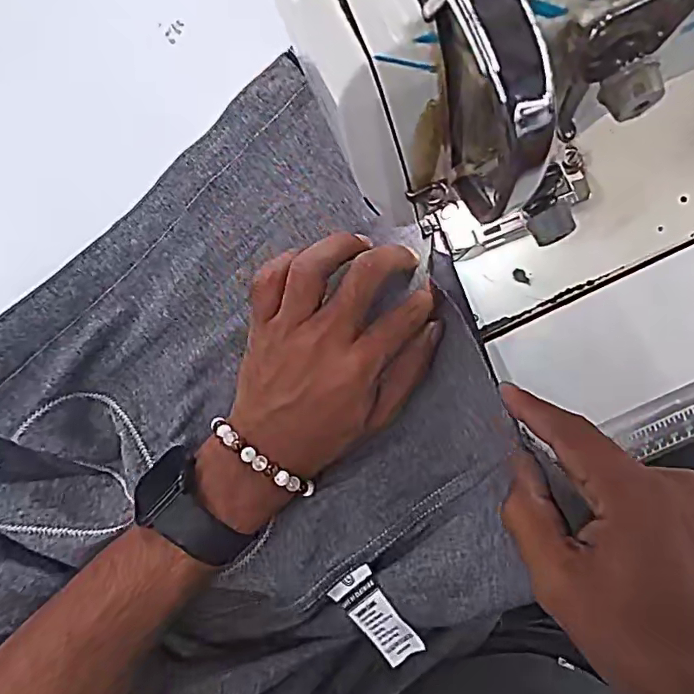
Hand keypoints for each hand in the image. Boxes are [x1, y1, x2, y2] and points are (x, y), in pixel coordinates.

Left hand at [192, 233, 442, 533]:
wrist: (267, 449)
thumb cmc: (320, 435)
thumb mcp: (377, 415)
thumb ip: (409, 372)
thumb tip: (430, 333)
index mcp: (356, 367)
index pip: (401, 317)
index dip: (423, 299)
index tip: (427, 293)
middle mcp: (323, 340)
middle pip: (362, 277)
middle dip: (391, 257)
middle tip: (402, 257)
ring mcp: (289, 329)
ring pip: (312, 267)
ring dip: (338, 245)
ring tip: (357, 244)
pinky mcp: (262, 326)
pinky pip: (267, 280)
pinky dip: (285, 261)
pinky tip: (306, 260)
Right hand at [499, 384, 693, 693]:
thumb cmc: (633, 644)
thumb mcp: (558, 581)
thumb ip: (528, 513)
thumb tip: (520, 467)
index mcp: (636, 494)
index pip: (574, 434)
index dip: (535, 411)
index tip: (510, 393)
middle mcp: (676, 484)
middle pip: (598, 461)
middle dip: (563, 478)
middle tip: (543, 521)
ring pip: (623, 481)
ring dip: (595, 501)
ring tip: (590, 559)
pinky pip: (650, 497)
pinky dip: (622, 512)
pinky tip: (619, 559)